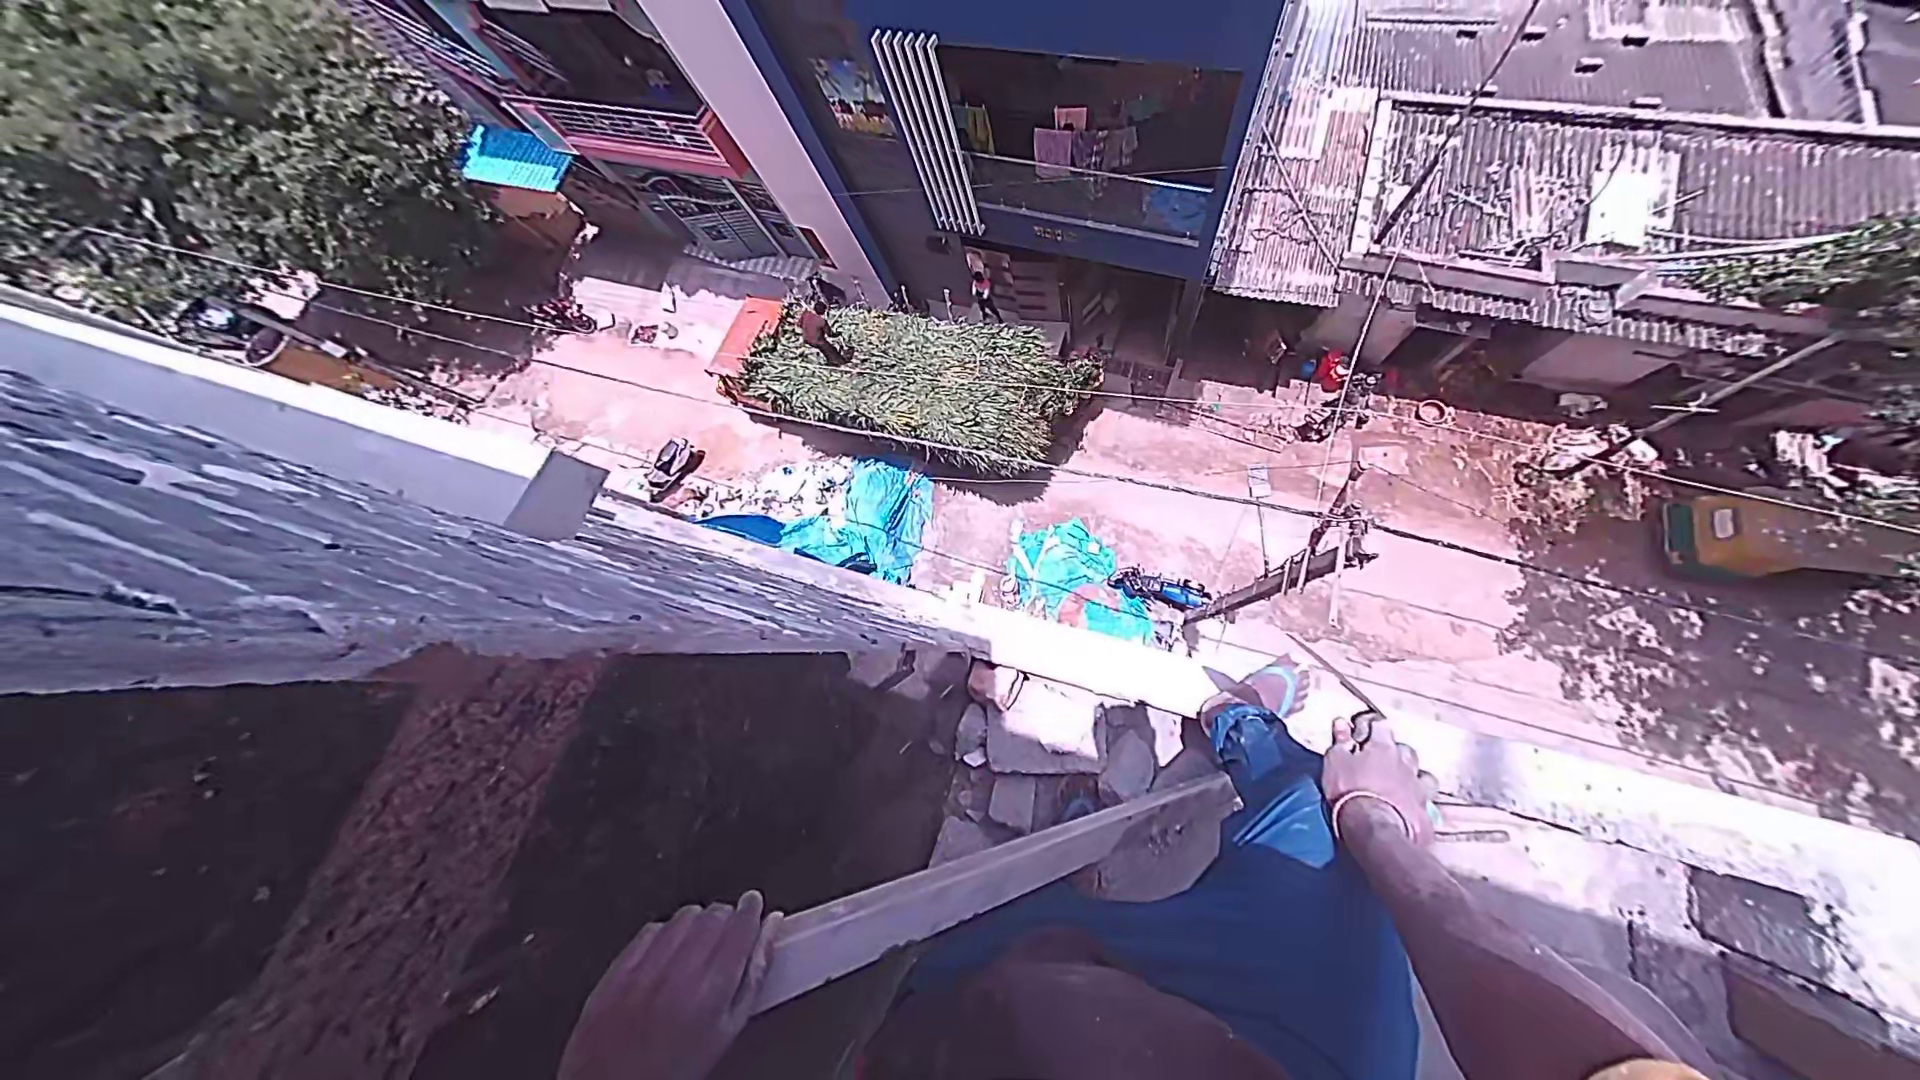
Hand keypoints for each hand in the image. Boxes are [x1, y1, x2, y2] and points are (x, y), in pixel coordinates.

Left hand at [558, 891, 782, 1079]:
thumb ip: (755, 975)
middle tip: (729, 935)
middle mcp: (679, 973)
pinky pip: (652, 929)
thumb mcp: (727, 1032)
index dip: (752, 909)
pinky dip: (665, 934)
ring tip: (698, 946)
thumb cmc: (669, 1073)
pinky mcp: (619, 969)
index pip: (741, 925)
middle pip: (715, 914)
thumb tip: (770, 934)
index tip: (754, 906)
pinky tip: (667, 955)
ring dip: (698, 923)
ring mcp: (646, 968)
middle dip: (727, 918)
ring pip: (685, 916)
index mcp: (712, 990)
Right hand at [1321, 715, 1435, 846]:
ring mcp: (1420, 788)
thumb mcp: (1335, 761)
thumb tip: (1342, 722)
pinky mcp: (1427, 811)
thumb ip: (1340, 741)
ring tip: (1401, 782)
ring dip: (1412, 775)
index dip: (1370, 727)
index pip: (1380, 725)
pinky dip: (1418, 799)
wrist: (1376, 827)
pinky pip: (1426, 800)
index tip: (1358, 733)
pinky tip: (1411, 804)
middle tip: (1378, 760)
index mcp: (1383, 747)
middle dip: (1393, 751)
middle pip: (1404, 749)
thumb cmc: (1350, 789)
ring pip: (1423, 774)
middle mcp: (1406, 763)